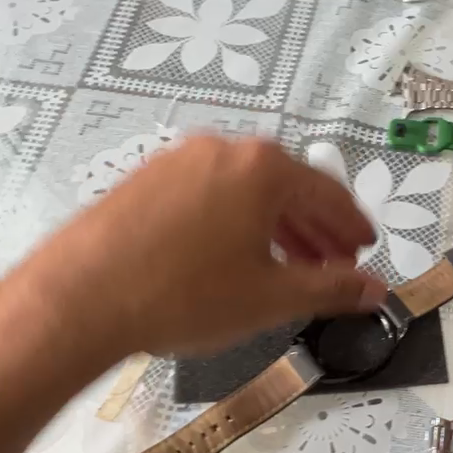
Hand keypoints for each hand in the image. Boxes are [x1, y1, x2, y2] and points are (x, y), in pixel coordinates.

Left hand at [7, 136, 382, 361]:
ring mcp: (178, 162)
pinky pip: (209, 197)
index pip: (328, 193)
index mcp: (262, 168)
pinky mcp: (146, 181)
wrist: (79, 301)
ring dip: (278, 229)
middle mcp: (221, 151)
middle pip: (288, 189)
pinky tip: (235, 260)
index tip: (364, 248)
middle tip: (335, 264)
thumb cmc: (181, 295)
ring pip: (246, 193)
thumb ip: (333, 290)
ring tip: (290, 268)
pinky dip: (236, 224)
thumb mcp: (273, 297)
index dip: (353, 227)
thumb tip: (374, 290)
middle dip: (317, 231)